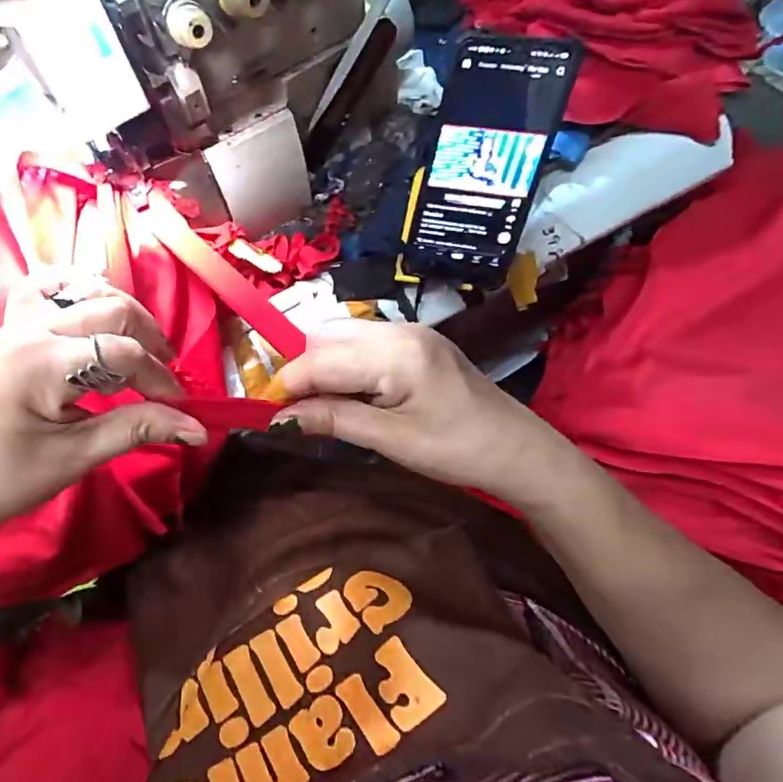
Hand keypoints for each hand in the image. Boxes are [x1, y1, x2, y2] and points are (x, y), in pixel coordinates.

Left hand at [0, 277, 207, 552]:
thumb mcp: (77, 456)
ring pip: (81, 290)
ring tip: (140, 347)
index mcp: (41, 362)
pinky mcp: (8, 329)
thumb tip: (197, 428)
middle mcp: (27, 329)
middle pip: (109, 309)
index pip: (122, 353)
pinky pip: (45, 290)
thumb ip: (138, 429)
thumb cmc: (8, 480)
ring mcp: (13, 324)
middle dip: (148, 340)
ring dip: (119, 313)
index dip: (160, 380)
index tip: (181, 410)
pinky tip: (92, 313)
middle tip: (166, 378)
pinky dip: (75, 292)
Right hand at [272, 319, 581, 508]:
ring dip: (319, 364)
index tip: (263, 411)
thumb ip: (334, 420)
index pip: (320, 360)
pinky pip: (362, 341)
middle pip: (326, 335)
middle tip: (288, 407)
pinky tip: (343, 390)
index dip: (286, 384)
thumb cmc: (458, 451)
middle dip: (300, 368)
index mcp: (396, 354)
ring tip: (313, 402)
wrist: (519, 450)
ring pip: (341, 335)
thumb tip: (279, 417)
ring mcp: (409, 331)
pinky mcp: (415, 341)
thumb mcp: (392, 441)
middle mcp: (400, 330)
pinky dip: (341, 362)